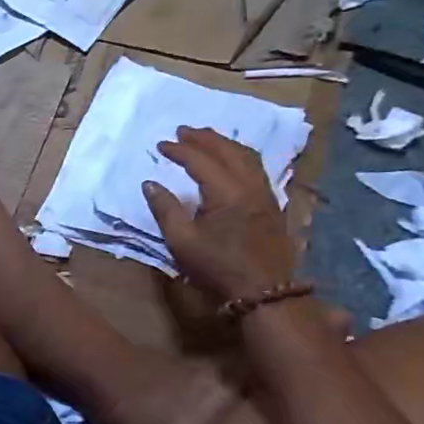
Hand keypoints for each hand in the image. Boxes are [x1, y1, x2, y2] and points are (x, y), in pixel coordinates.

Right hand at [143, 126, 298, 301]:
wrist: (264, 293)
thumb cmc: (218, 268)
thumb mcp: (182, 242)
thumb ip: (165, 209)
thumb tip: (150, 183)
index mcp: (227, 192)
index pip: (201, 160)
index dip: (179, 150)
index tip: (160, 145)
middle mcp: (250, 186)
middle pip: (228, 150)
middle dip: (205, 138)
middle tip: (183, 131)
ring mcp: (266, 195)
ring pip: (248, 157)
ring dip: (225, 143)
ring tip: (207, 139)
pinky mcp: (272, 206)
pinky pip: (257, 169)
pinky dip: (240, 157)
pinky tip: (232, 162)